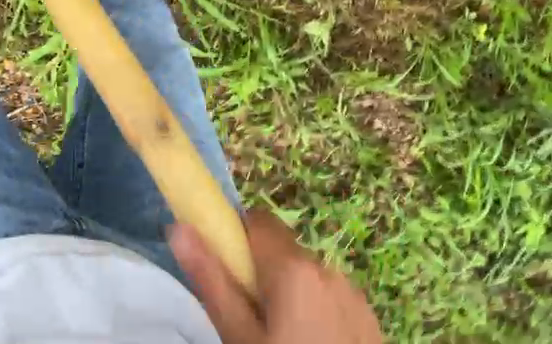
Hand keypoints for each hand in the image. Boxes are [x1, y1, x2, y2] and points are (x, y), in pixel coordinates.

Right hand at [171, 211, 381, 343]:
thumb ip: (211, 280)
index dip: (237, 243)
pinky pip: (332, 301)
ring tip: (282, 342)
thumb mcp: (239, 338)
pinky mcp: (372, 321)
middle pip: (282, 252)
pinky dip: (317, 316)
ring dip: (290, 298)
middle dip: (262, 277)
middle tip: (250, 326)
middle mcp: (328, 268)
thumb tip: (178, 228)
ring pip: (307, 279)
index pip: (256, 221)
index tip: (228, 279)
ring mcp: (356, 295)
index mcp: (294, 267)